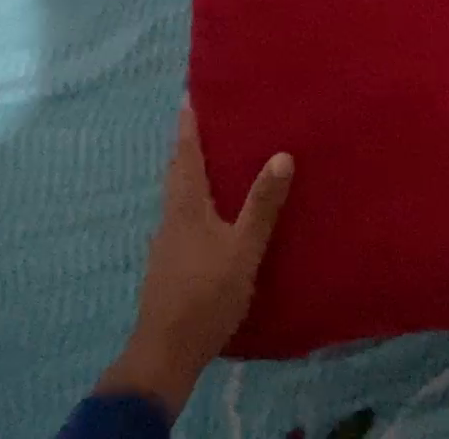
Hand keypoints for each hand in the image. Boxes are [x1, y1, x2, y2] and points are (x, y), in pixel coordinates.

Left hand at [95, 106, 292, 417]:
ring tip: (214, 159)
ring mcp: (167, 243)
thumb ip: (262, 204)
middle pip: (178, 173)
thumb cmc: (206, 294)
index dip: (188, 127)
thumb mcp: (243, 248)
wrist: (166, 351)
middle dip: (189, 146)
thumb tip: (282, 154)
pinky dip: (196, 199)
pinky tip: (212, 211)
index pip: (186, 156)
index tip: (188, 97)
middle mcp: (171, 218)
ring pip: (179, 196)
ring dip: (192, 172)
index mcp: (186, 207)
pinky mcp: (170, 263)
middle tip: (205, 121)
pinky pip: (183, 216)